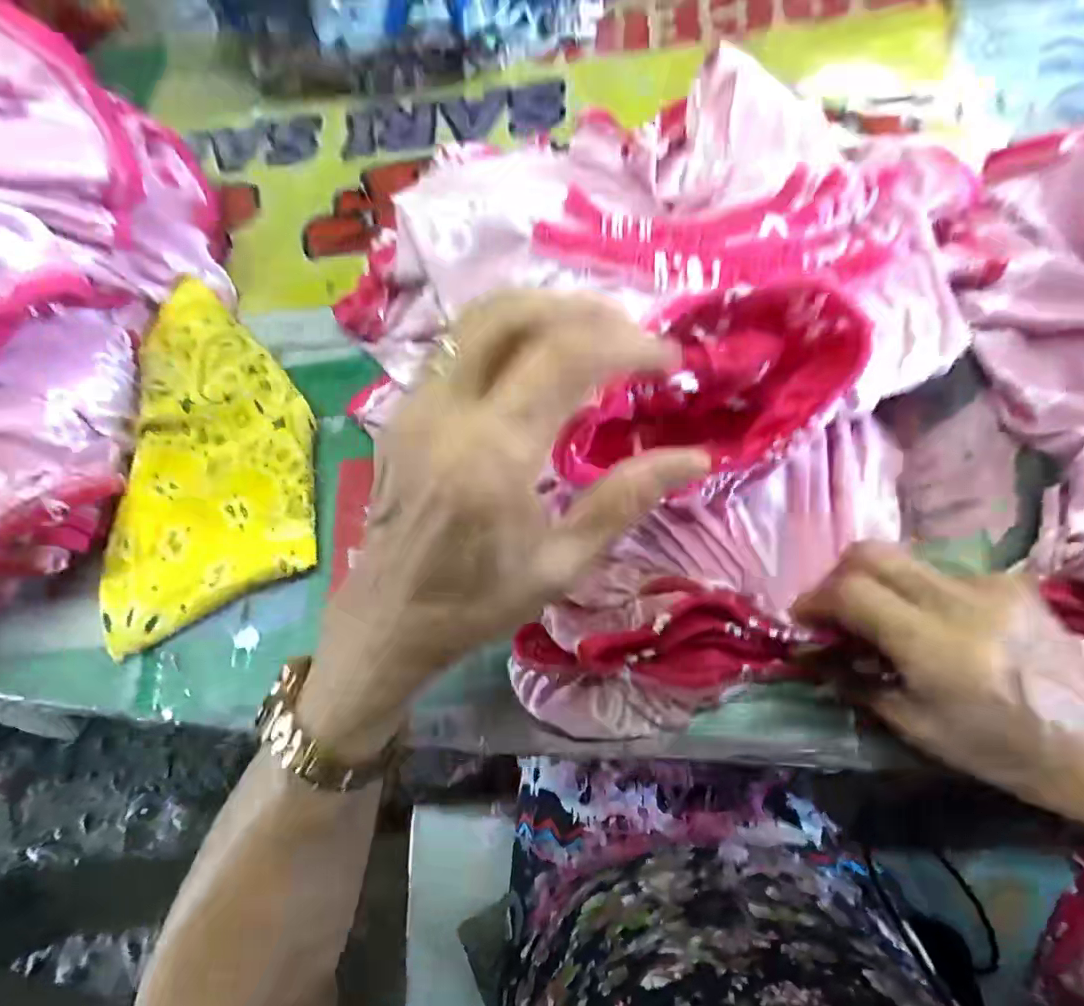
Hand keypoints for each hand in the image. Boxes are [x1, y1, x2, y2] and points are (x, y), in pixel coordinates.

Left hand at [303, 290, 710, 755]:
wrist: (388, 617)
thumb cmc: (475, 602)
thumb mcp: (560, 565)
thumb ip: (624, 501)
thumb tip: (695, 457)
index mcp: (493, 455)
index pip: (566, 357)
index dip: (628, 344)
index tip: (668, 361)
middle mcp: (448, 413)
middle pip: (517, 315)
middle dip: (585, 311)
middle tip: (630, 337)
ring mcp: (417, 405)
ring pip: (479, 320)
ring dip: (542, 312)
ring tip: (590, 336)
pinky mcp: (402, 412)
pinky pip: (457, 348)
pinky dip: (506, 336)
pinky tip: (534, 362)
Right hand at [793, 542, 1083, 831]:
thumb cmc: (1007, 753)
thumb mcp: (917, 727)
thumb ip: (858, 681)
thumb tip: (815, 656)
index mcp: (936, 644)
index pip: (850, 591)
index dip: (814, 600)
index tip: (802, 622)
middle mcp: (962, 601)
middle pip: (871, 554)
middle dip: (835, 577)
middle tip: (830, 612)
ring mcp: (992, 586)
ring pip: (904, 558)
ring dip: (874, 583)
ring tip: (875, 623)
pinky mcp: (1012, 584)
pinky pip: (940, 573)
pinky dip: (913, 591)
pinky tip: (924, 626)